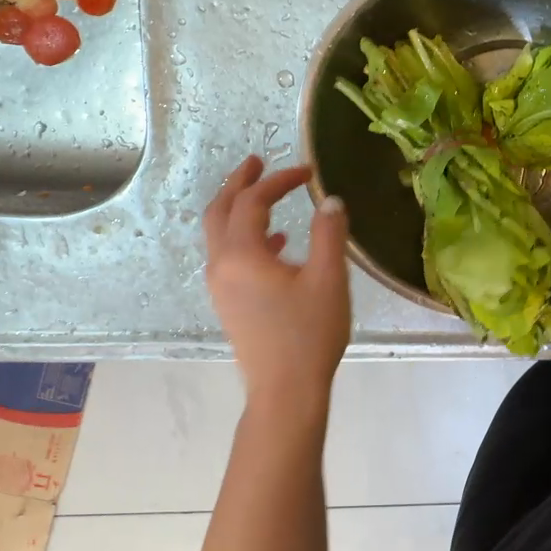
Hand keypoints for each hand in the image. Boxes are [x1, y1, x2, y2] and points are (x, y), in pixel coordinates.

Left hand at [204, 156, 351, 409]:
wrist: (286, 387)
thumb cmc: (310, 332)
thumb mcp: (328, 279)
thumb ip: (328, 234)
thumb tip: (331, 200)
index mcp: (242, 255)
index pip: (253, 203)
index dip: (278, 181)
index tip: (309, 171)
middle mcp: (222, 265)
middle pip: (220, 212)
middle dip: (239, 184)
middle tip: (257, 162)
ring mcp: (222, 285)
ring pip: (221, 234)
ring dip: (240, 208)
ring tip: (264, 195)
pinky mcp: (231, 301)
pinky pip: (231, 255)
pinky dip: (248, 236)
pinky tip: (278, 243)